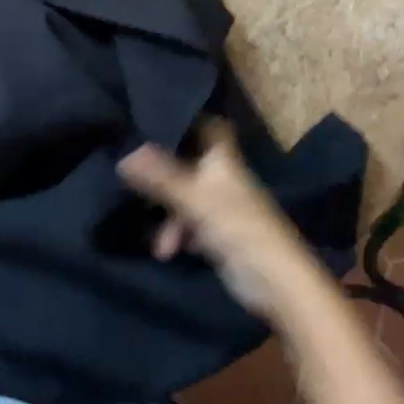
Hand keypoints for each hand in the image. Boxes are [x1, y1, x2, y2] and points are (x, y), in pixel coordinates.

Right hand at [117, 121, 314, 314]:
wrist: (279, 287)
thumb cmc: (240, 229)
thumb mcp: (193, 199)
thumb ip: (159, 176)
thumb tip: (123, 154)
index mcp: (223, 161)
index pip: (209, 127)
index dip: (187, 119)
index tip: (155, 116)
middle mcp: (224, 179)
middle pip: (187, 165)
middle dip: (161, 177)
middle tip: (133, 181)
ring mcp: (224, 208)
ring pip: (184, 198)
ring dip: (167, 218)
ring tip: (159, 244)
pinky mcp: (222, 235)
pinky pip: (190, 225)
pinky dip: (177, 235)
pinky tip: (167, 251)